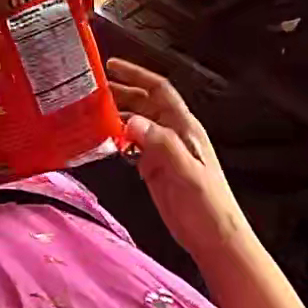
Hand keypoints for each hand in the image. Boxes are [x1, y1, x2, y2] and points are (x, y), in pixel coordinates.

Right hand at [109, 59, 254, 261]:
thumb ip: (161, 145)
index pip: (159, 90)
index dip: (136, 75)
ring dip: (115, 114)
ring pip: (135, 122)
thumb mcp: (187, 173)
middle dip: (120, 91)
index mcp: (184, 128)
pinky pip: (131, 145)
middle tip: (93, 88)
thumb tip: (132, 121)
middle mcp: (172, 134)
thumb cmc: (209, 206)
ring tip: (91, 110)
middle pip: (144, 102)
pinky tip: (102, 138)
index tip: (112, 66)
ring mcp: (162, 151)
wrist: (216, 241)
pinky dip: (116, 138)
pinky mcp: (153, 168)